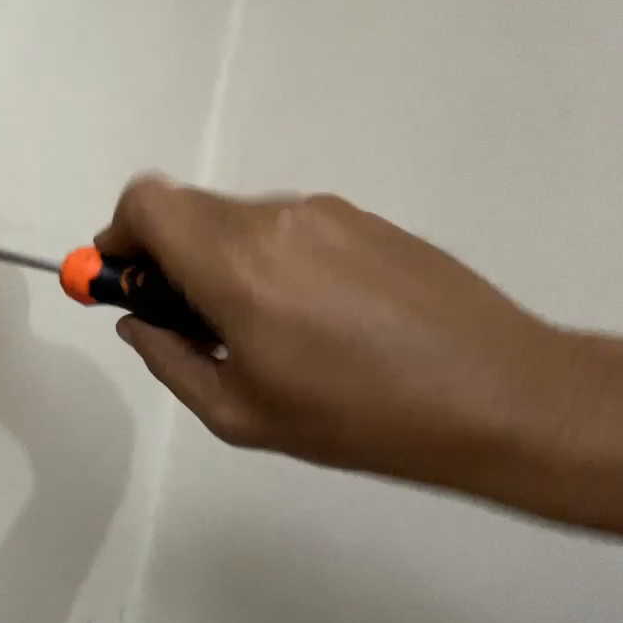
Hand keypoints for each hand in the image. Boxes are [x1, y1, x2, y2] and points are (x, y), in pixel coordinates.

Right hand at [98, 177, 567, 481]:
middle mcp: (274, 219)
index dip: (119, 235)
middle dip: (164, 256)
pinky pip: (285, 227)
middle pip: (184, 210)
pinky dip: (267, 258)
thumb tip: (138, 321)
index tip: (126, 282)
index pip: (145, 204)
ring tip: (262, 328)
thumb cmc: (358, 418)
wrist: (504, 397)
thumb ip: (169, 358)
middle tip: (188, 319)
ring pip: (234, 219)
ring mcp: (323, 213)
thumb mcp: (238, 413)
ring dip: (218, 259)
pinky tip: (313, 317)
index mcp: (235, 264)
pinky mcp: (364, 219)